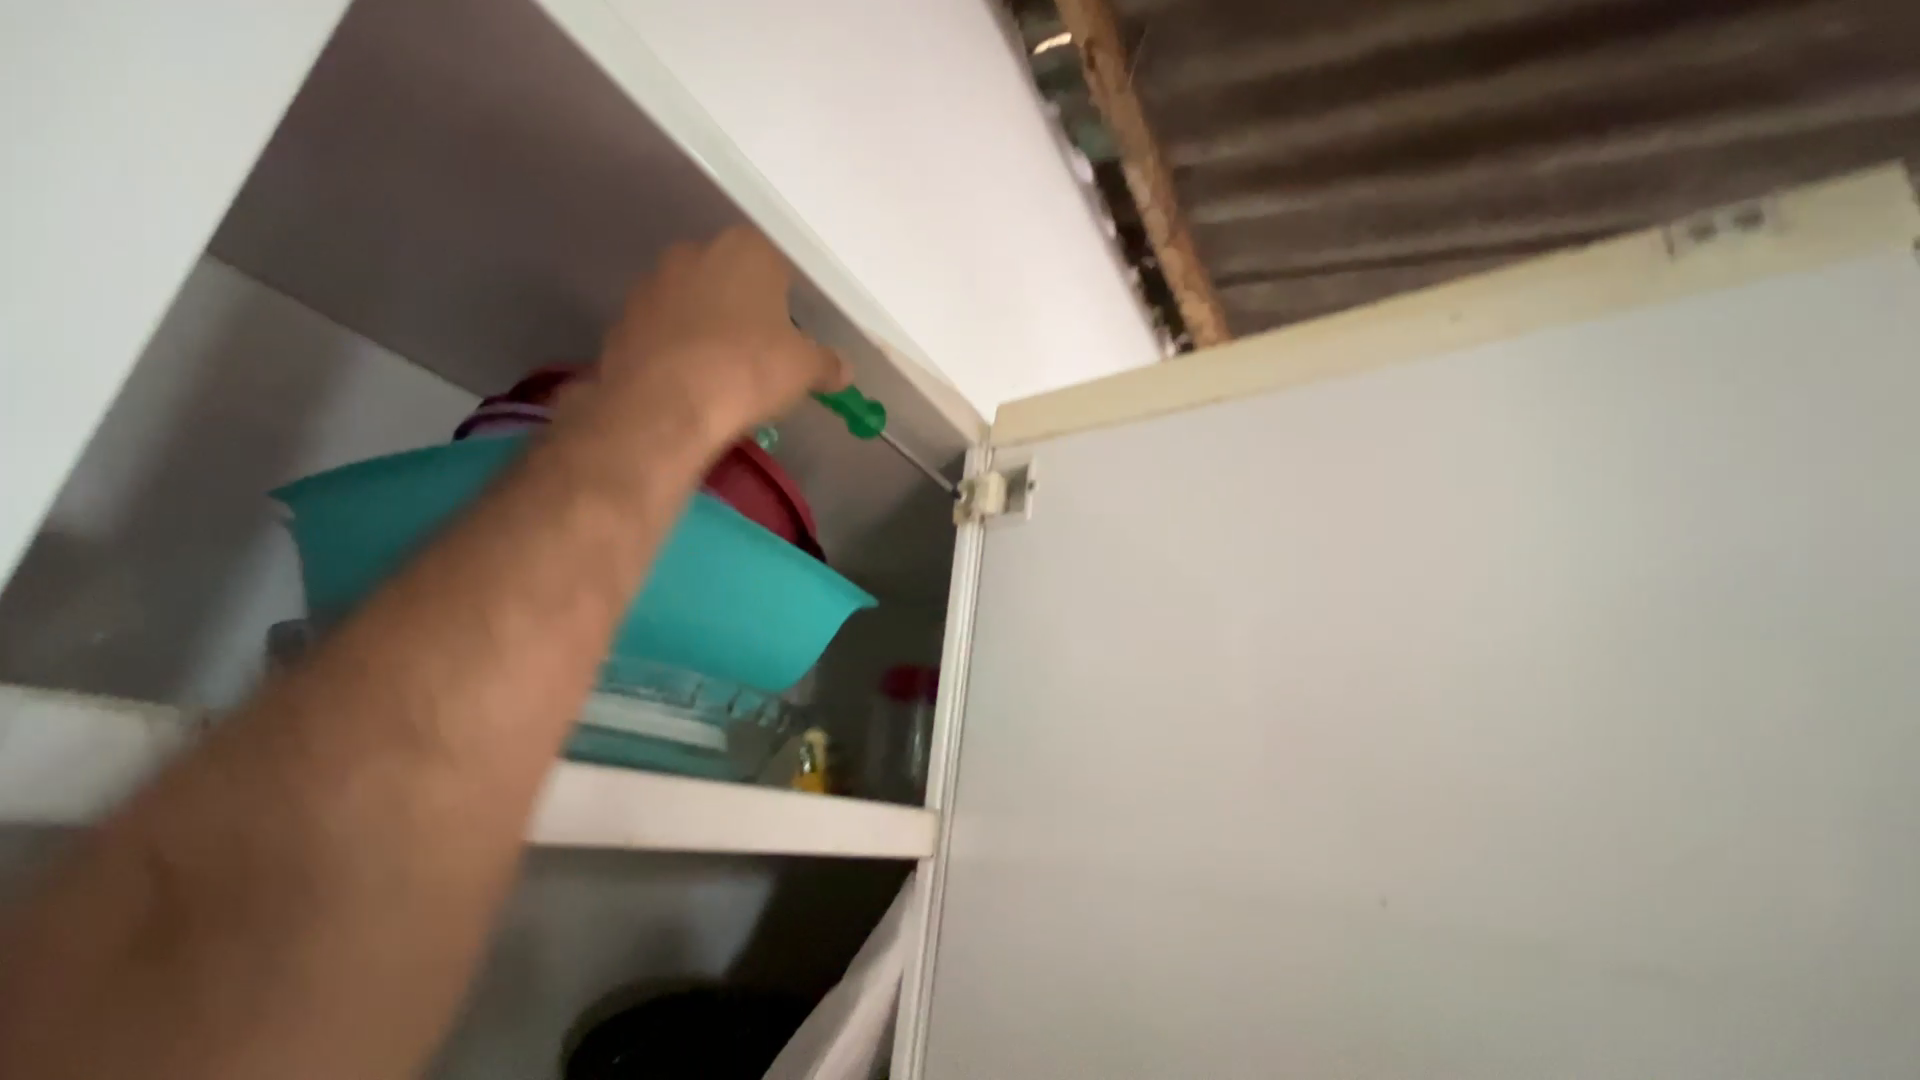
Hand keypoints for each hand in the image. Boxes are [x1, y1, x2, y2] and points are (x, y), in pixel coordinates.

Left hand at [593, 226, 851, 449]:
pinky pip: (661, 332)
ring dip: (705, 330)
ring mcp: (652, 283)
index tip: (789, 338)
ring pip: (691, 304)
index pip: (777, 267)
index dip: (786, 304)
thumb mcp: (805, 371)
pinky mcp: (622, 319)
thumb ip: (827, 363)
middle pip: (730, 281)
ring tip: (718, 375)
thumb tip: (842, 368)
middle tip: (758, 356)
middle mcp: (695, 252)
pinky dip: (674, 351)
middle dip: (743, 311)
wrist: (664, 405)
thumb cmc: (748, 370)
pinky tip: (686, 384)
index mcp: (746, 249)